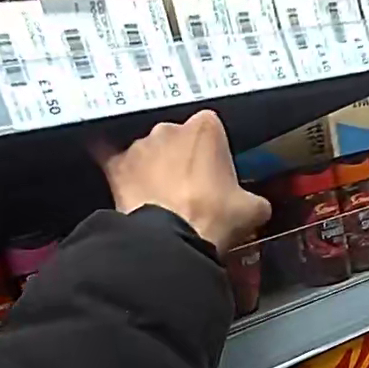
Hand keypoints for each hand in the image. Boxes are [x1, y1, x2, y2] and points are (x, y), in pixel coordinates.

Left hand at [92, 110, 270, 254]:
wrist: (172, 240)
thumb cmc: (213, 218)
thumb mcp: (252, 210)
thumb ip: (255, 200)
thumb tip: (257, 207)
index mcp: (206, 127)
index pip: (211, 131)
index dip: (213, 155)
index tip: (214, 176)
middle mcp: (169, 128)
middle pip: (176, 139)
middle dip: (181, 160)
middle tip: (188, 192)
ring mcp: (139, 145)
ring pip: (148, 153)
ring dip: (153, 170)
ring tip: (161, 201)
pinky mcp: (115, 166)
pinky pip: (111, 160)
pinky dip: (118, 171)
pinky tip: (123, 185)